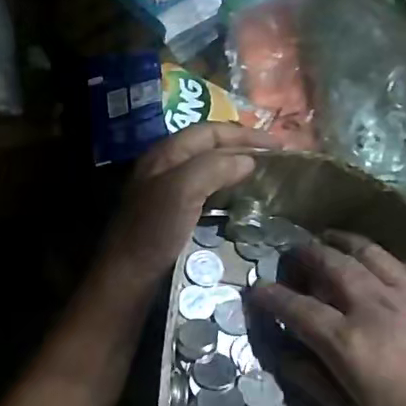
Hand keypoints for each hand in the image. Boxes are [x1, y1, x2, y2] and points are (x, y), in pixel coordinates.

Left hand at [96, 124, 280, 287]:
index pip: (210, 131)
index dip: (244, 134)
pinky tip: (238, 200)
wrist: (127, 274)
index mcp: (165, 154)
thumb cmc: (153, 229)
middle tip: (273, 158)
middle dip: (241, 147)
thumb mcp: (182, 189)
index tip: (278, 145)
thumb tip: (248, 160)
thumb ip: (214, 167)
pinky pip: (203, 190)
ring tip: (261, 176)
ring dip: (234, 167)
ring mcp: (165, 190)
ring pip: (206, 168)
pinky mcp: (169, 214)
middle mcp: (164, 166)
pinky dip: (225, 188)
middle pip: (208, 147)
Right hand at [250, 232, 405, 405]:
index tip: (254, 290)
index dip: (269, 296)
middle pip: (329, 264)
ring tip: (330, 240)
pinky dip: (385, 257)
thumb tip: (286, 360)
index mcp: (345, 340)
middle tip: (292, 255)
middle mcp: (374, 304)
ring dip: (342, 242)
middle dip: (303, 255)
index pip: (293, 307)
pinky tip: (387, 264)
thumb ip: (319, 387)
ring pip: (369, 251)